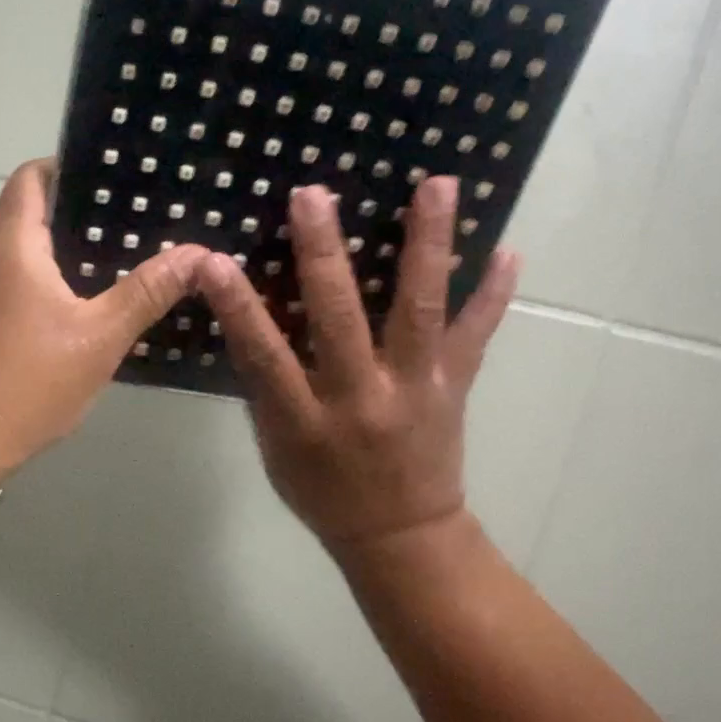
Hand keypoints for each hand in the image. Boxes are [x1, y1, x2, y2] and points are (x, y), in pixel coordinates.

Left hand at [0, 158, 207, 478]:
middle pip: (27, 211)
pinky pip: (6, 278)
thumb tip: (199, 254)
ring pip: (16, 249)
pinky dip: (38, 278)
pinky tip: (77, 303)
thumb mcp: (100, 337)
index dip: (71, 170)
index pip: (33, 176)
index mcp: (8, 243)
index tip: (115, 182)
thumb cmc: (31, 383)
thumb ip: (148, 291)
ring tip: (114, 260)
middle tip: (131, 224)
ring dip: (59, 251)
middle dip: (76, 214)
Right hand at [196, 179, 519, 556]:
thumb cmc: (325, 493)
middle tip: (313, 195)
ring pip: (420, 311)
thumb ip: (268, 393)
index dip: (237, 308)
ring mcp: (415, 389)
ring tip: (437, 186)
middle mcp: (361, 399)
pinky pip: (476, 336)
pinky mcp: (454, 388)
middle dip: (323, 255)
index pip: (263, 357)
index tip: (211, 260)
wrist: (400, 535)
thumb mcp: (279, 452)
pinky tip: (508, 250)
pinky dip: (493, 294)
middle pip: (340, 320)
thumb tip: (253, 326)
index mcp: (306, 422)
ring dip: (428, 245)